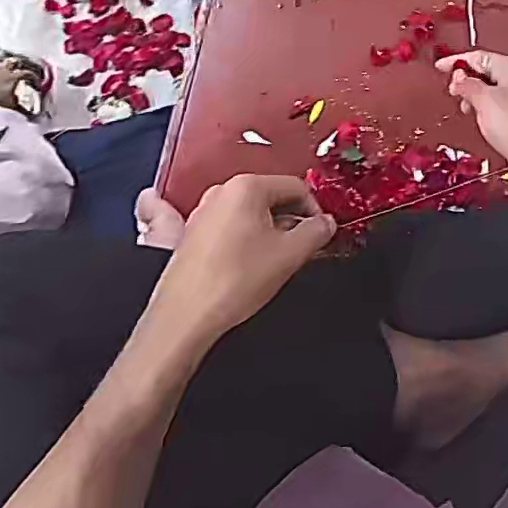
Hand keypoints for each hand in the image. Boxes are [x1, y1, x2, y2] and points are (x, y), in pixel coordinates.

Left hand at [143, 177, 335, 347]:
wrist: (183, 320)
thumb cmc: (232, 282)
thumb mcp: (291, 254)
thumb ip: (317, 231)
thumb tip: (325, 224)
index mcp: (246, 187)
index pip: (297, 188)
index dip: (314, 211)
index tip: (319, 233)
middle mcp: (221, 192)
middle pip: (273, 199)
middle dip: (291, 222)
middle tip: (300, 249)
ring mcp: (202, 213)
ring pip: (251, 214)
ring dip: (268, 232)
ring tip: (272, 262)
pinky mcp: (191, 236)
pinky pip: (229, 228)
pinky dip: (244, 241)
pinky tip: (246, 266)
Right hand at [434, 51, 507, 183]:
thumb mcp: (484, 101)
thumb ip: (467, 85)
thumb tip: (457, 77)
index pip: (480, 57)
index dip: (457, 61)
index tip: (440, 67)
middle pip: (485, 69)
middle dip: (465, 79)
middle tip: (452, 91)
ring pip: (490, 86)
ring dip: (473, 93)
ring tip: (464, 107)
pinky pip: (496, 100)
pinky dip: (483, 104)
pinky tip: (477, 114)